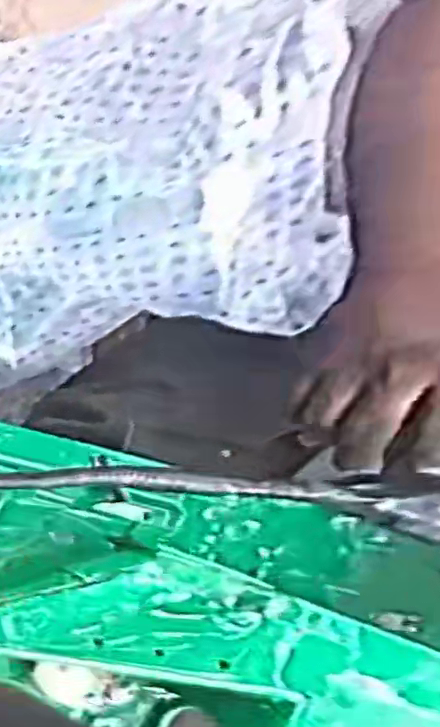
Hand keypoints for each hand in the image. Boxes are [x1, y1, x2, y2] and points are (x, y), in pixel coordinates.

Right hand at [292, 285, 439, 473]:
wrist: (427, 253)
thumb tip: (433, 432)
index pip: (429, 438)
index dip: (421, 462)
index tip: (414, 473)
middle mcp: (395, 375)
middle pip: (364, 435)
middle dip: (363, 459)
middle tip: (366, 469)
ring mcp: (349, 366)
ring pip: (322, 422)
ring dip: (329, 438)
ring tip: (338, 443)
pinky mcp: (319, 357)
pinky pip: (299, 399)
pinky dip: (304, 415)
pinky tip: (317, 419)